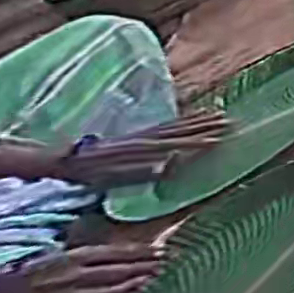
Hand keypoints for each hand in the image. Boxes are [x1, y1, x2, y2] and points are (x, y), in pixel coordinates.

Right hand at [0, 244, 163, 292]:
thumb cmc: (27, 273)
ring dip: (133, 288)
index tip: (165, 252)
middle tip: (168, 268)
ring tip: (154, 284)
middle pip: (119, 271)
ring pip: (107, 292)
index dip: (145, 252)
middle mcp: (71, 276)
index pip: (120, 252)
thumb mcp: (61, 256)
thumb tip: (128, 251)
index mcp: (74, 258)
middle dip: (147, 269)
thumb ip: (92, 255)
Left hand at [52, 112, 228, 188]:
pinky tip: (197, 113)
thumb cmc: (89, 176)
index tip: (220, 139)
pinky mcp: (141, 132)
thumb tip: (169, 167)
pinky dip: (186, 117)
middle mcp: (148, 138)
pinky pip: (169, 122)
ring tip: (221, 114)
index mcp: (143, 151)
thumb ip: (142, 172)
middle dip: (207, 126)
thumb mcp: (111, 179)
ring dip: (201, 119)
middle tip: (230, 122)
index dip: (199, 142)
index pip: (178, 144)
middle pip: (183, 130)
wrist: (63, 161)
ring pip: (178, 124)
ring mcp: (145, 133)